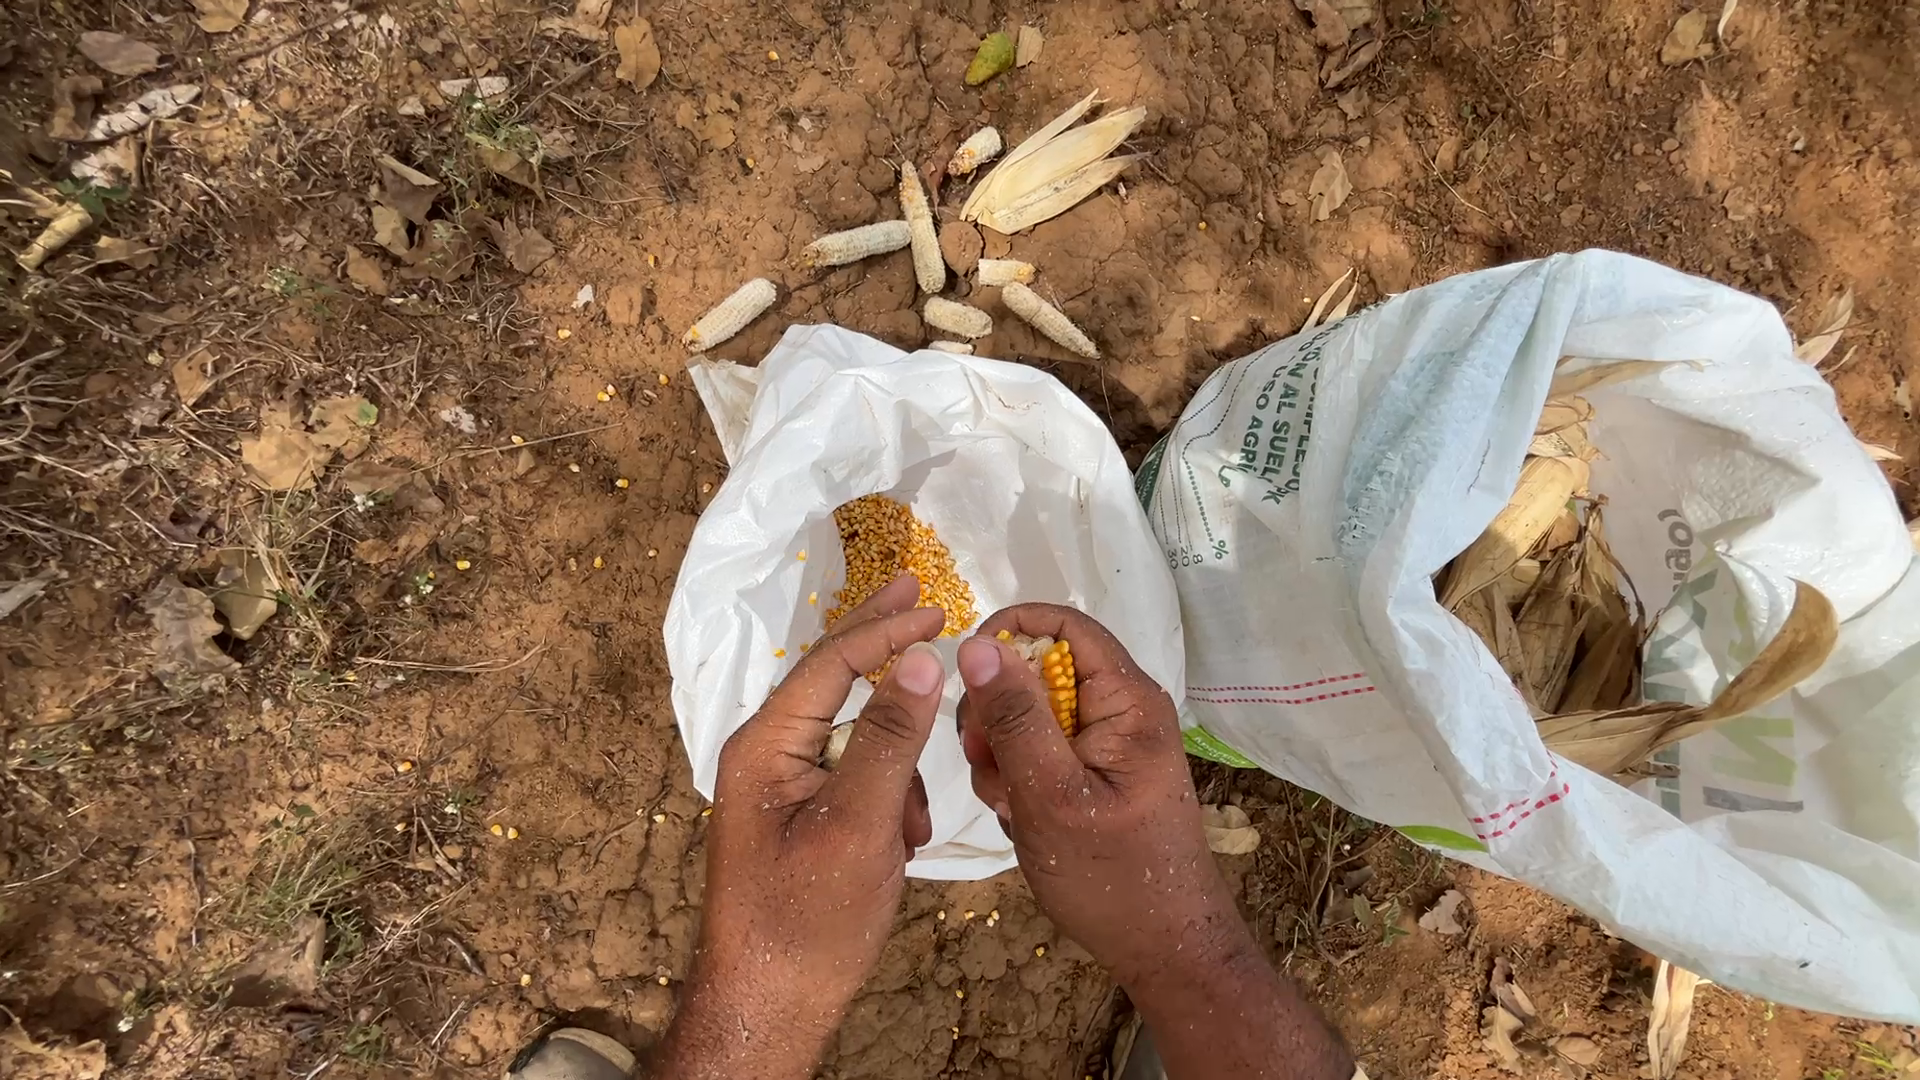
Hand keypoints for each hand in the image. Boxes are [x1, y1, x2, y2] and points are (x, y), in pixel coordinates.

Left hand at [654, 575, 945, 1079]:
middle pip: (831, 675)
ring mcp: (784, 781)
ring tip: (909, 830)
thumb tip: (922, 659)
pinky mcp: (803, 809)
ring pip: (856, 736)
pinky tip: (900, 844)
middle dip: (877, 638)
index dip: (887, 630)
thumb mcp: (859, 823)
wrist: (770, 1009)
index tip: (936, 610)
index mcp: (767, 743)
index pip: (833, 662)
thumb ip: (891, 736)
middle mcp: (769, 749)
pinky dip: (889, 797)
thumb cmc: (809, 919)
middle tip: (913, 590)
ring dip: (896, 768)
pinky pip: (857, 776)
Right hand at [957, 605, 1351, 1079]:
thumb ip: (1015, 716)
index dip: (1012, 629)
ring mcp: (1106, 740)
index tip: (967, 666)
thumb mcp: (1051, 793)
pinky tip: (1018, 811)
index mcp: (1125, 697)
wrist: (1163, 949)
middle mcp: (1119, 707)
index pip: (1065, 623)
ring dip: (1002, 747)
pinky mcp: (1093, 768)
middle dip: (998, 707)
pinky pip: (1040, 745)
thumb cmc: (1112, 875)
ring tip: (1006, 799)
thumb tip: (980, 643)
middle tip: (983, 757)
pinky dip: (1017, 771)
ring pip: (1031, 709)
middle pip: (1040, 667)